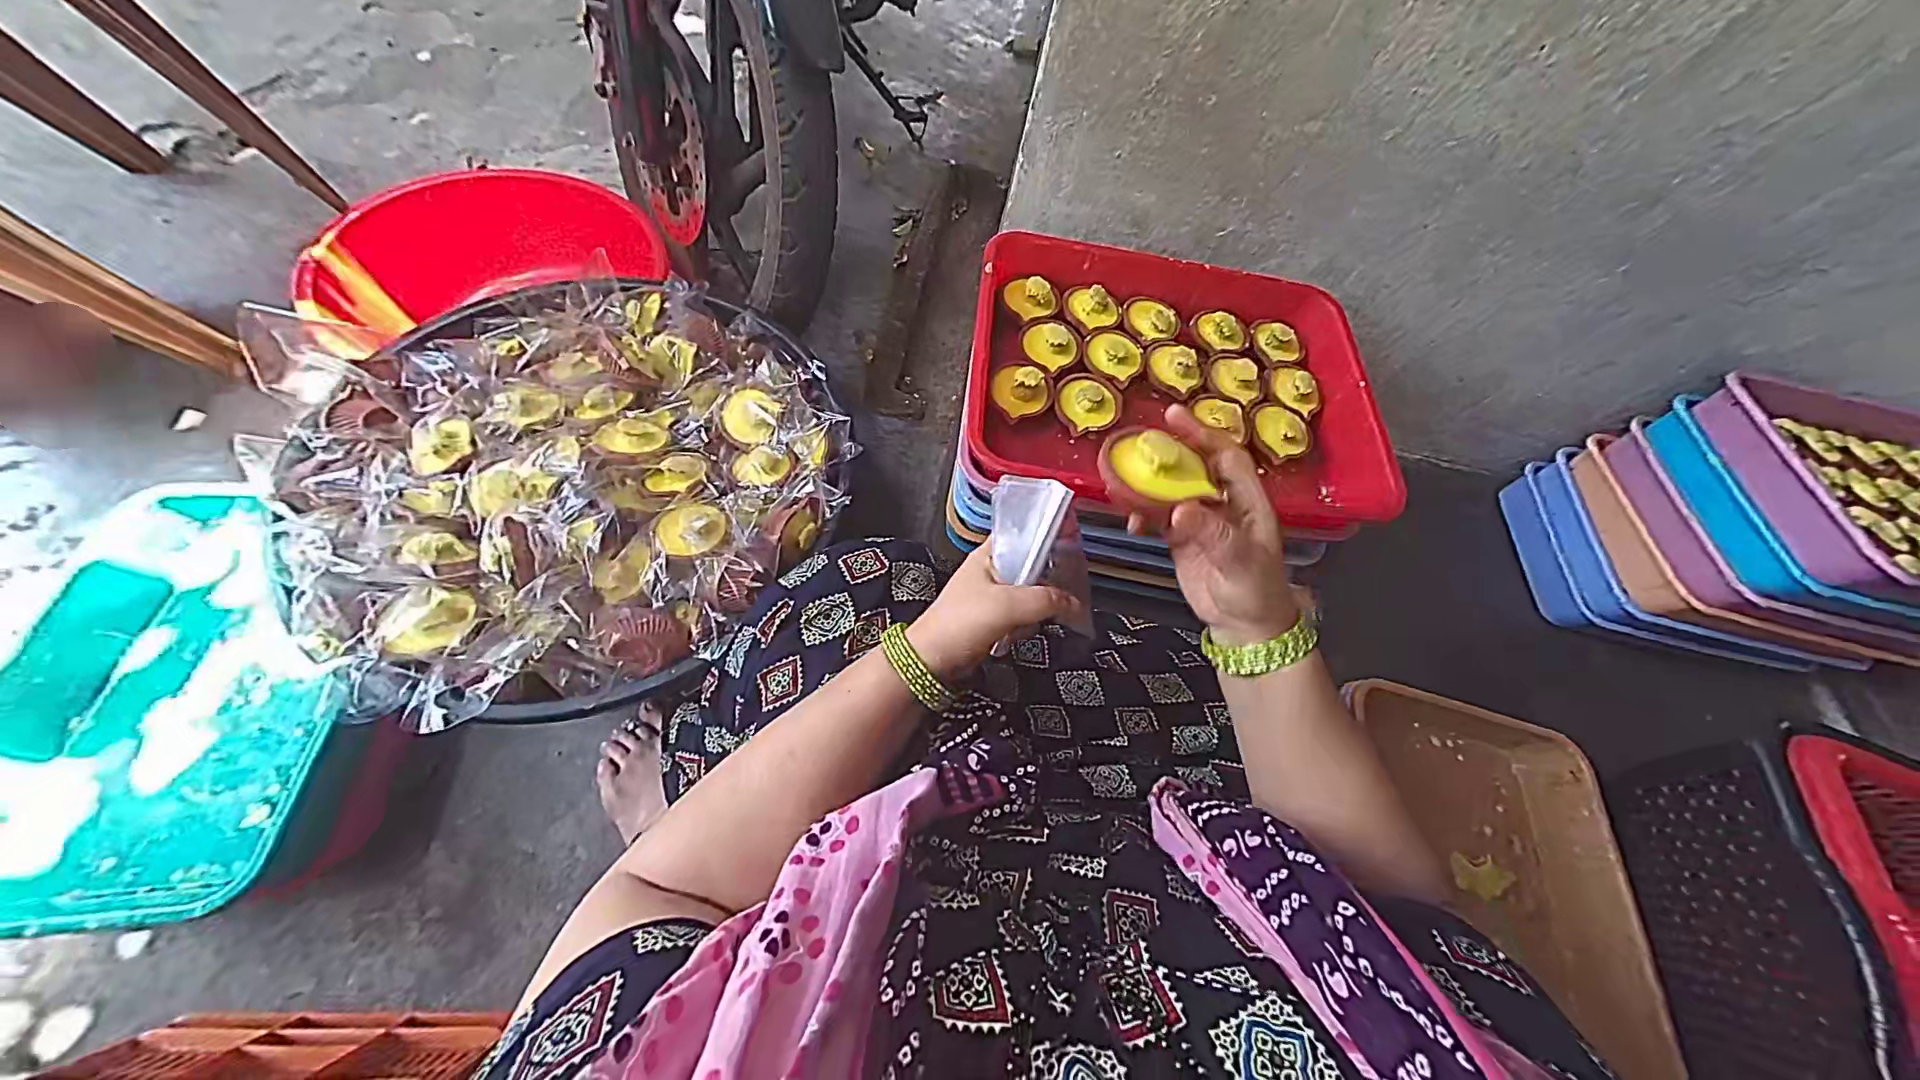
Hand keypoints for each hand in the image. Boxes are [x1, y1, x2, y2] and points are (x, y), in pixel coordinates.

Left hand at [907, 544, 1083, 681]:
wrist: (933, 661)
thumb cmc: (957, 624)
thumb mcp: (1009, 605)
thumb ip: (1047, 599)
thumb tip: (1074, 603)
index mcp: (989, 554)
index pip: (1027, 534)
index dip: (1049, 539)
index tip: (1069, 548)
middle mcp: (992, 570)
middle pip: (1036, 569)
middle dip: (1044, 588)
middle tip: (1045, 600)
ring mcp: (993, 595)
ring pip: (1032, 596)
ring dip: (1032, 614)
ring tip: (1018, 624)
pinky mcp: (995, 618)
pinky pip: (1023, 617)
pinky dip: (1023, 628)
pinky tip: (1012, 636)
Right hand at [1129, 404, 1299, 645]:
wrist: (1244, 627)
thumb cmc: (1256, 591)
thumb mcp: (1239, 561)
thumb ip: (1212, 534)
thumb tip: (1180, 510)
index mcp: (1246, 500)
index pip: (1224, 456)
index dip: (1201, 433)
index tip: (1174, 417)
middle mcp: (1222, 504)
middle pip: (1193, 466)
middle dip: (1168, 452)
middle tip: (1137, 443)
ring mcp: (1200, 520)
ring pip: (1171, 490)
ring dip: (1148, 484)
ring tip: (1123, 480)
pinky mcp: (1181, 539)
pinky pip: (1158, 517)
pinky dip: (1142, 515)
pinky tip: (1131, 522)